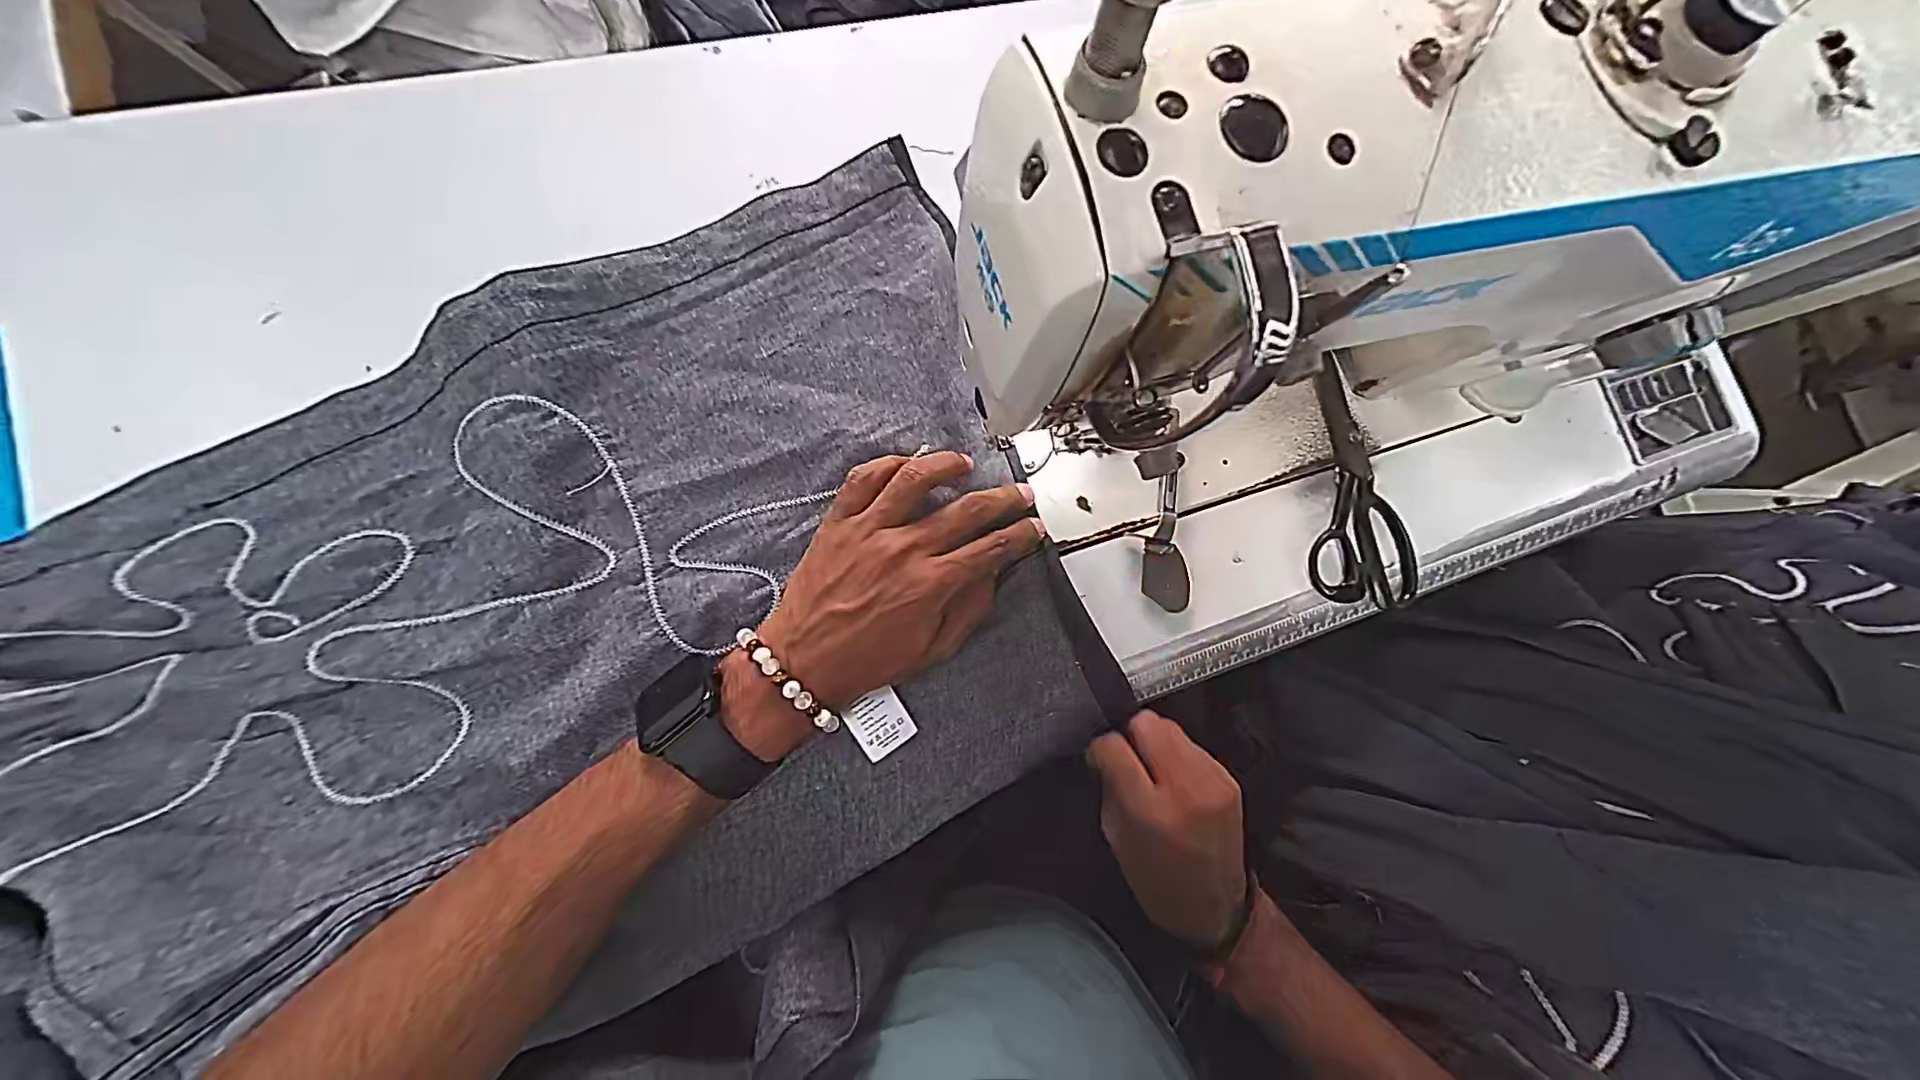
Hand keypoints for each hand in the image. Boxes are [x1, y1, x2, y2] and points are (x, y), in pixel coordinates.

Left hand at [738, 451, 1042, 742]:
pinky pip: (864, 479)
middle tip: (1018, 494)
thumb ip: (969, 609)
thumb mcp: (932, 648)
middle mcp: (904, 550)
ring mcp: (869, 531)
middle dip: (1004, 498)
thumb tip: (992, 575)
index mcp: (930, 584)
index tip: (1031, 528)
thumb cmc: (865, 659)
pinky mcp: (839, 523)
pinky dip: (888, 464)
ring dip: (948, 465)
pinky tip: (906, 464)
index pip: (991, 547)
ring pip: (916, 478)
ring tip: (964, 464)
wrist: (805, 661)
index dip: (1020, 534)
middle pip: (967, 509)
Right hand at [1088, 710, 1246, 949]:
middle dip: (1129, 736)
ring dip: (1154, 741)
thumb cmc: (1159, 883)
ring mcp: (1211, 781)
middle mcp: (1185, 789)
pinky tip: (1172, 777)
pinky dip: (1176, 754)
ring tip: (1151, 769)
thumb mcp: (1116, 837)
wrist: (1216, 908)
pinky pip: (1191, 745)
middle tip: (1126, 759)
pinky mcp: (1228, 780)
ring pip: (1170, 727)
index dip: (1100, 749)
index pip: (1113, 746)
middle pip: (1146, 723)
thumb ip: (1110, 787)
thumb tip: (1104, 753)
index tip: (1099, 758)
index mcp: (1150, 810)